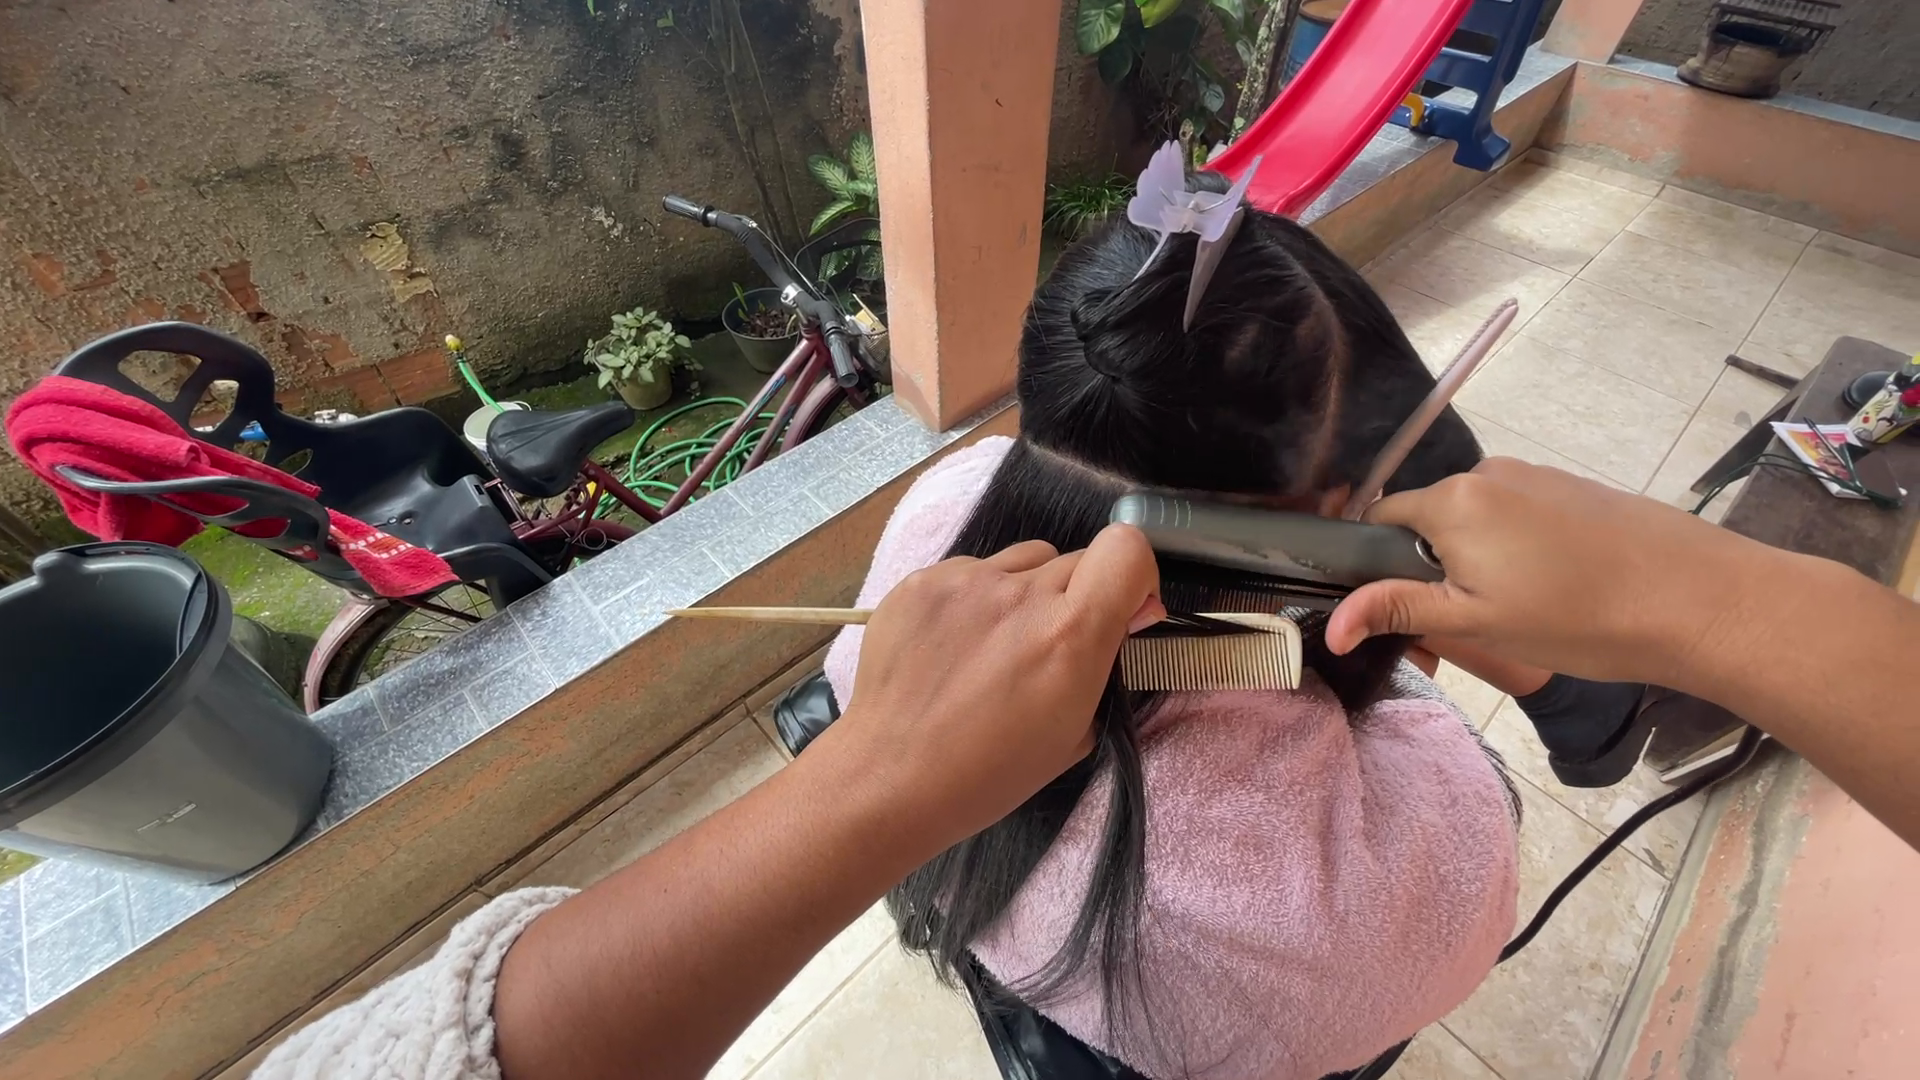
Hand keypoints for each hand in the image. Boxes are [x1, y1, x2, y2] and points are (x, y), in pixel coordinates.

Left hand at [821, 525, 1163, 845]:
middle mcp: (1018, 594)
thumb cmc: (990, 772)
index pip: (1126, 548)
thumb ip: (1108, 662)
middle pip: (1073, 560)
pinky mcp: (922, 579)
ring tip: (994, 644)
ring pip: (1023, 560)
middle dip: (1075, 597)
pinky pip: (971, 570)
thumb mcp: (1075, 732)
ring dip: (1025, 591)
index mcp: (1068, 635)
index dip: (1132, 573)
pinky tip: (953, 643)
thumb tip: (1130, 613)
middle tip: (1046, 645)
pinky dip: (975, 598)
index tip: (1120, 605)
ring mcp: (964, 580)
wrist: (891, 774)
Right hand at [1324, 458, 1787, 687]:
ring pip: (1471, 517)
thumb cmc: (1576, 617)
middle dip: (1430, 561)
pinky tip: (1553, 582)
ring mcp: (1533, 474)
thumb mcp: (1473, 621)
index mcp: (1452, 499)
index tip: (1410, 601)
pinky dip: (1513, 544)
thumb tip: (1328, 629)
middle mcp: (1486, 471)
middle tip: (1467, 617)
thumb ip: (1394, 610)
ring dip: (1473, 555)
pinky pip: (1513, 512)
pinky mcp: (1570, 485)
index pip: (1378, 518)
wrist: (1711, 603)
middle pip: (1425, 517)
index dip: (1382, 562)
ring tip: (1517, 603)